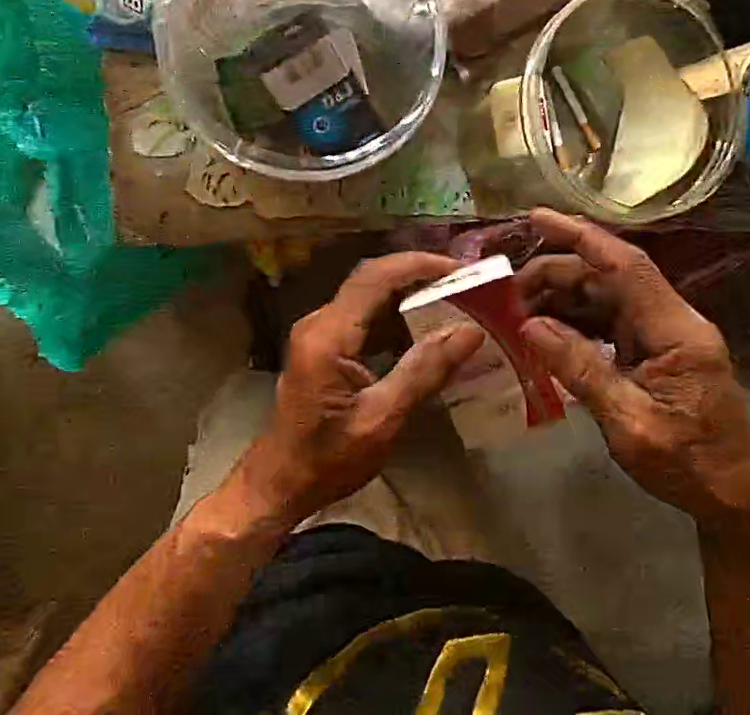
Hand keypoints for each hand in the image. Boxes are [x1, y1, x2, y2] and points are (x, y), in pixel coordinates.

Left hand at [235, 253, 484, 524]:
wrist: (279, 484)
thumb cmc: (327, 459)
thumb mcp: (382, 419)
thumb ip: (424, 371)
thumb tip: (470, 332)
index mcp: (328, 336)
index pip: (375, 278)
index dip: (418, 265)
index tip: (459, 269)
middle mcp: (319, 323)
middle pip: (372, 280)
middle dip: (418, 275)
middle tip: (464, 283)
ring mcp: (318, 332)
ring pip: (369, 296)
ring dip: (409, 294)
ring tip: (453, 301)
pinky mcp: (323, 346)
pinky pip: (363, 317)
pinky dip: (395, 316)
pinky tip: (424, 329)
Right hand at [516, 209, 749, 522]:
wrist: (733, 500)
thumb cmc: (690, 466)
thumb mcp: (629, 424)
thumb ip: (580, 370)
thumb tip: (531, 326)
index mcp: (677, 331)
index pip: (626, 266)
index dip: (580, 236)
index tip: (537, 217)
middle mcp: (672, 321)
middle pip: (609, 278)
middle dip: (557, 274)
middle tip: (509, 290)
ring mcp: (663, 335)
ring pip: (605, 297)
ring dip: (562, 298)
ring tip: (518, 309)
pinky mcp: (655, 351)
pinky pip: (609, 322)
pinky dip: (575, 322)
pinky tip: (545, 331)